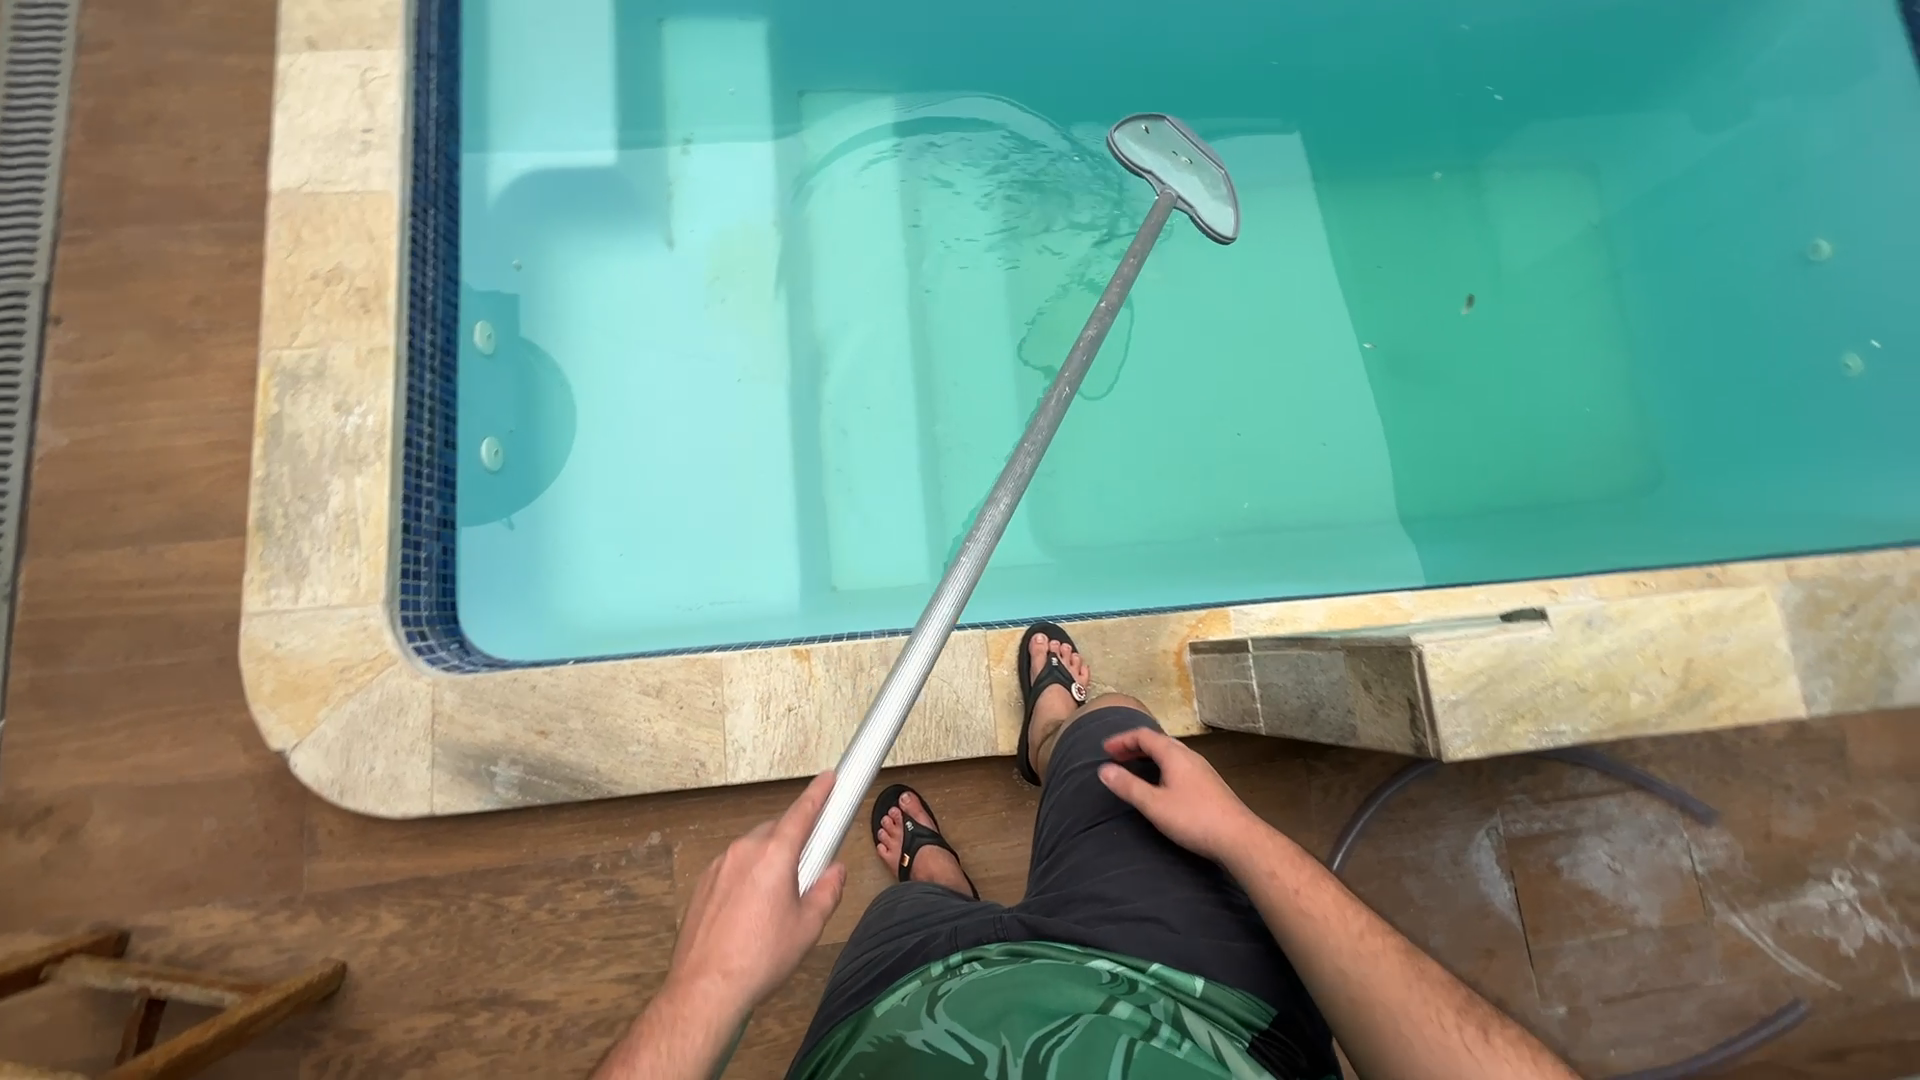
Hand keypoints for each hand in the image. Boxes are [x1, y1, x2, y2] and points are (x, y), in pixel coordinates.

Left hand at [666, 770, 847, 1019]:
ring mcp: (719, 865)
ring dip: (769, 860)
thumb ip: (828, 891)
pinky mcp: (703, 884)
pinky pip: (733, 867)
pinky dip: (747, 876)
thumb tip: (835, 872)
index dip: (819, 792)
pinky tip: (751, 910)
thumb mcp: (808, 927)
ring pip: (753, 849)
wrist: (705, 990)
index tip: (829, 777)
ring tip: (777, 899)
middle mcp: (745, 850)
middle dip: (795, 840)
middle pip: (777, 830)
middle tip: (808, 867)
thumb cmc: (759, 959)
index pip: (802, 811)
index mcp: (775, 854)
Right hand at [1098, 727, 1267, 862]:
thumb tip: (1103, 769)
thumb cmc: (1194, 819)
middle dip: (1134, 746)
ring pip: (1171, 753)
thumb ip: (1128, 786)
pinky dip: (1162, 765)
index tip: (1105, 749)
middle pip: (1158, 741)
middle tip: (1117, 757)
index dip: (1122, 740)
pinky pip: (1180, 764)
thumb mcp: (1154, 804)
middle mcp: (1189, 756)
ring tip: (1135, 767)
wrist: (1239, 838)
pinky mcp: (1210, 784)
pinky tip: (1162, 783)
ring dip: (1149, 755)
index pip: (1143, 736)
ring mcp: (1202, 769)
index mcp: (1174, 754)